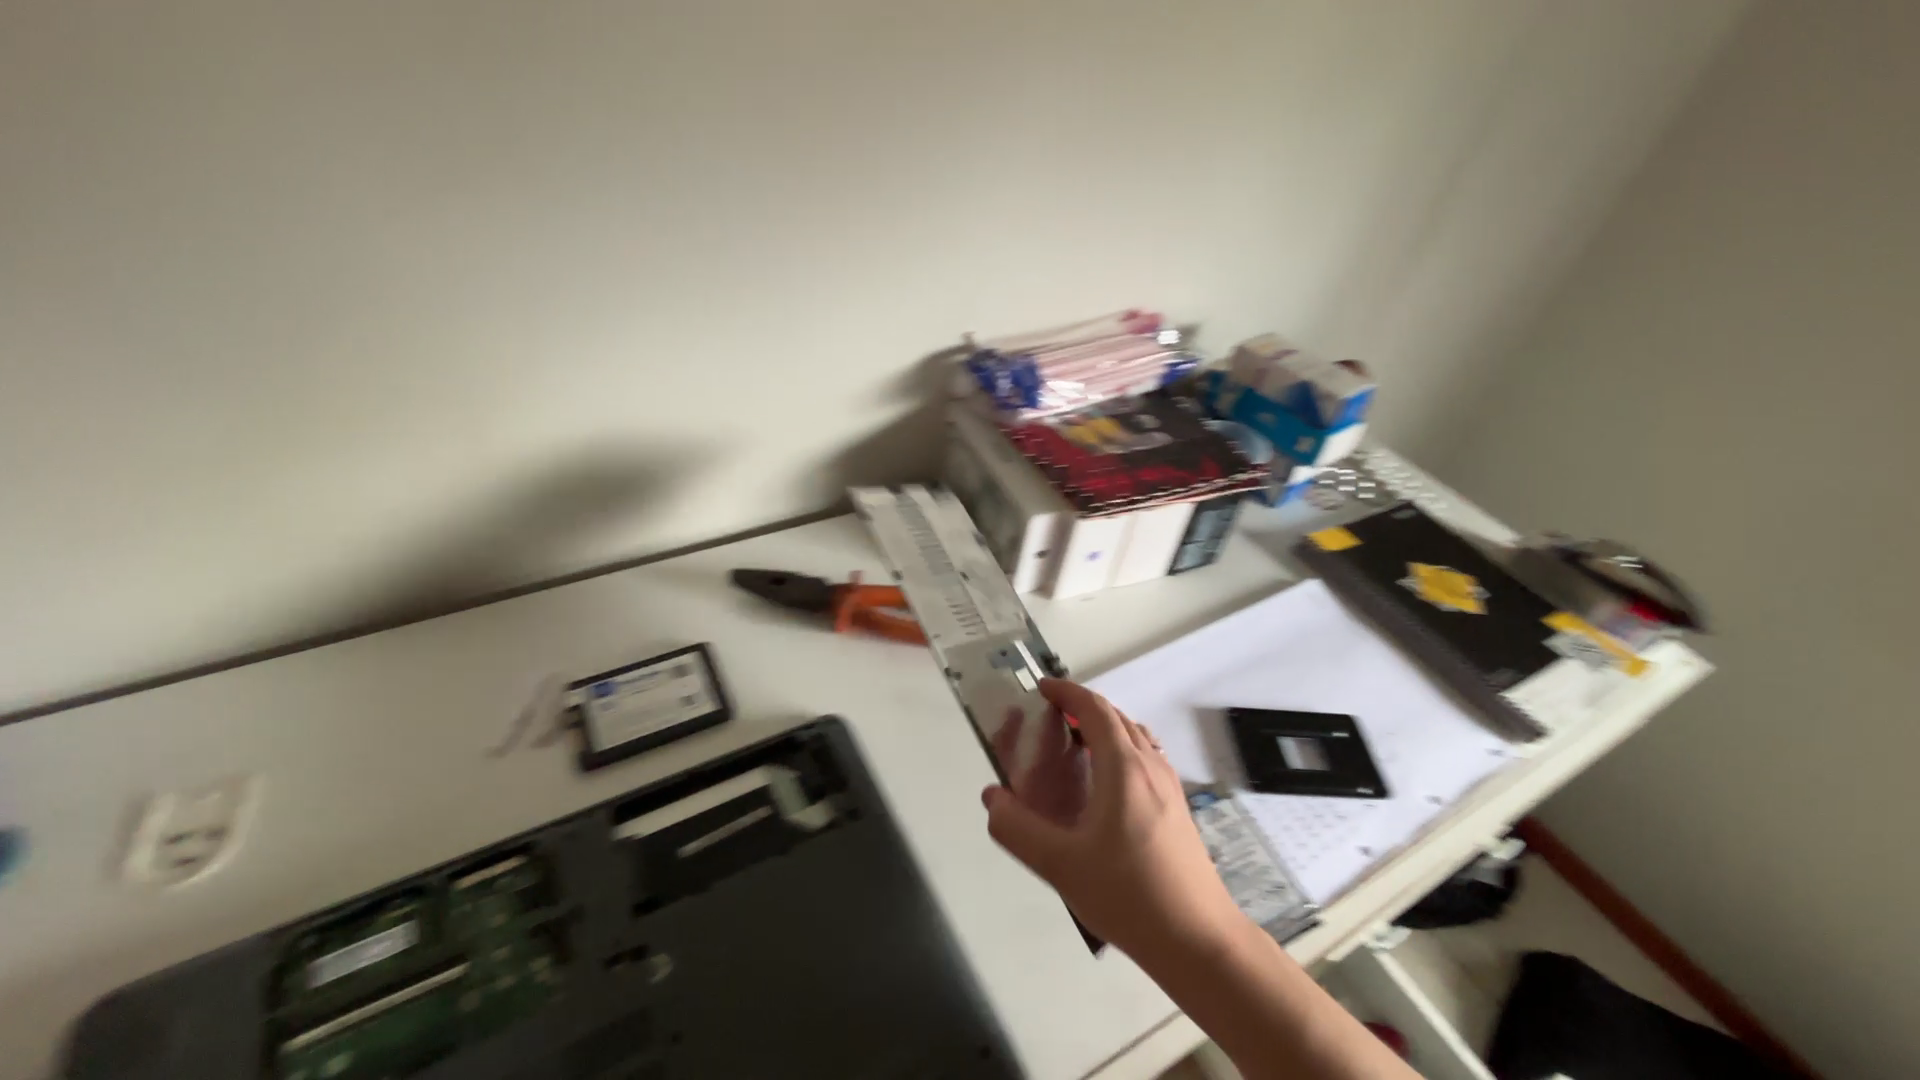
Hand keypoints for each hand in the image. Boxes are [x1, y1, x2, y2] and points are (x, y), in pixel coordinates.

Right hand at [984, 679, 1241, 962]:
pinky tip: (1104, 788)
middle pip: (1117, 719)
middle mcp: (1151, 767)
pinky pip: (1147, 760)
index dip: (1067, 692)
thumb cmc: (1128, 895)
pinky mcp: (1178, 810)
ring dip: (1105, 730)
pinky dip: (1121, 752)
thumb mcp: (1059, 865)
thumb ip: (1016, 829)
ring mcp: (1170, 788)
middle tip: (1048, 721)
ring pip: (1136, 739)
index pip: (1095, 709)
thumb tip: (992, 798)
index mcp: (1124, 768)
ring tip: (1074, 749)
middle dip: (1082, 709)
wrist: (1197, 939)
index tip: (1041, 689)